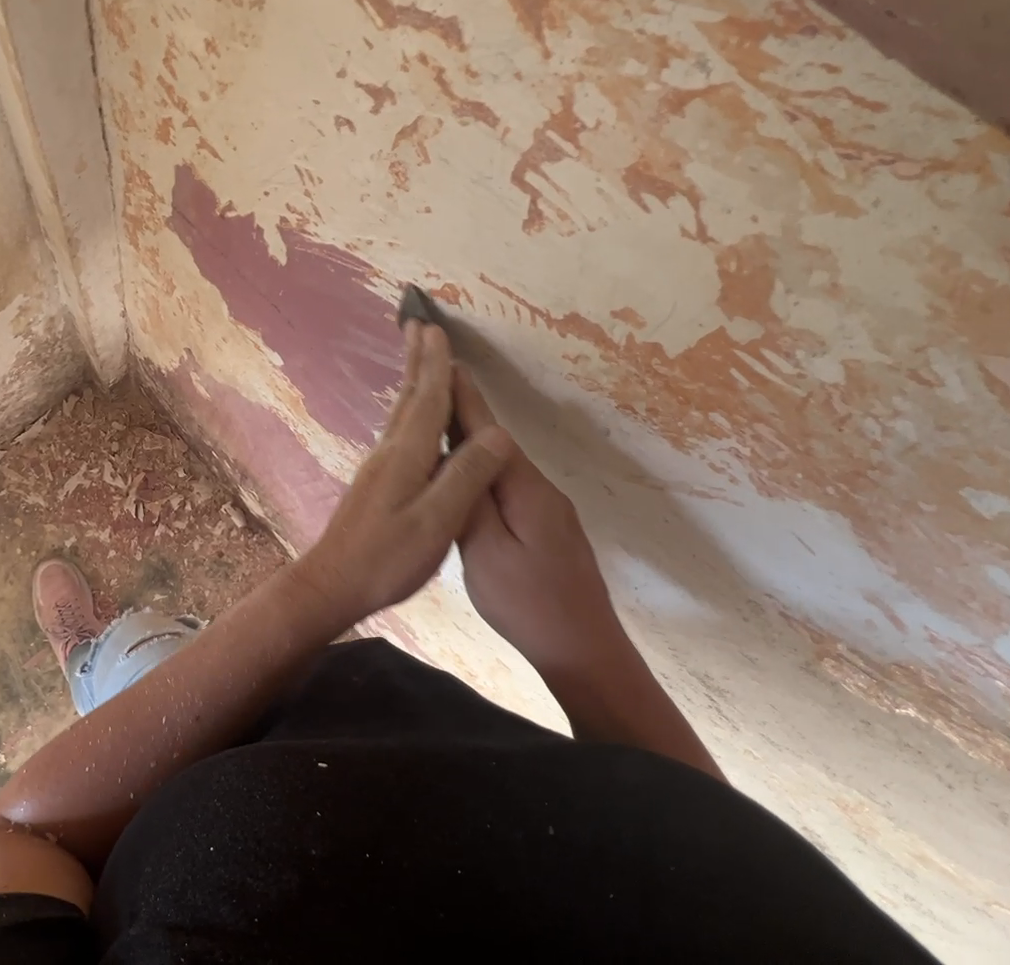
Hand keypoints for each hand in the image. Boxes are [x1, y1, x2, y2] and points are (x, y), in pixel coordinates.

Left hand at [295, 322, 511, 623]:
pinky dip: (408, 411)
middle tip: (417, 324)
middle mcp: (388, 454)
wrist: (332, 584)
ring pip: (399, 414)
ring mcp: (378, 469)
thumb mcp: (435, 522)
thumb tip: (497, 434)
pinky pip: (398, 433)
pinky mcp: (374, 485)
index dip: (436, 365)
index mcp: (407, 457)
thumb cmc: (385, 559)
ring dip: (411, 382)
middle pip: (407, 398)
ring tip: (417, 359)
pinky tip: (410, 420)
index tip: (436, 329)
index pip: (427, 401)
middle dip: (417, 362)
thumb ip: (465, 477)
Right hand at [449, 365, 630, 673]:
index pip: (486, 432)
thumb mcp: (483, 552)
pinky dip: (480, 473)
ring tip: (435, 426)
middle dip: (462, 413)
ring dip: (470, 444)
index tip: (443, 360)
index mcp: (523, 488)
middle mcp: (539, 488)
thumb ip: (466, 501)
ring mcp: (547, 509)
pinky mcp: (546, 528)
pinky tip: (463, 479)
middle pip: (494, 444)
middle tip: (428, 387)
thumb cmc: (526, 602)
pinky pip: (506, 487)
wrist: (582, 648)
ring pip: (500, 466)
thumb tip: (452, 455)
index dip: (463, 396)